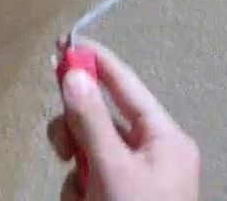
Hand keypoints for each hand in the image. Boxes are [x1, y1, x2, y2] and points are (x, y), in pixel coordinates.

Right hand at [47, 39, 199, 200]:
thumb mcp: (112, 170)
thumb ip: (90, 118)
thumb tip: (73, 70)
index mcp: (165, 138)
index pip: (124, 82)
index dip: (94, 60)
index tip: (61, 42)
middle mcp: (153, 151)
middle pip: (102, 113)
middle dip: (77, 126)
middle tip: (62, 142)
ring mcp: (136, 177)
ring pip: (90, 144)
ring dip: (75, 163)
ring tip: (78, 193)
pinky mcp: (120, 196)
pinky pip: (89, 173)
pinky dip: (79, 187)